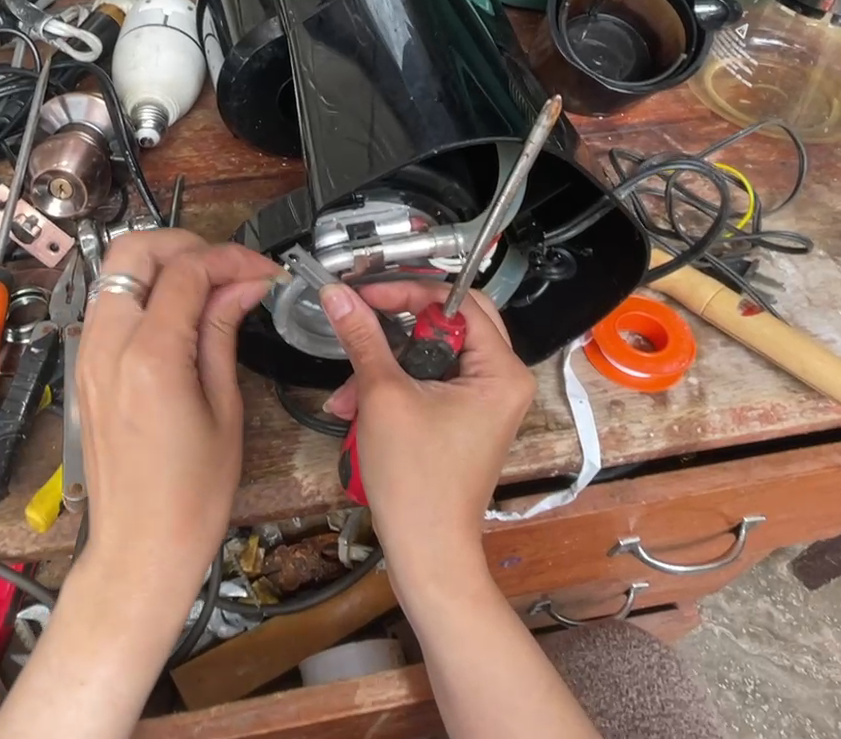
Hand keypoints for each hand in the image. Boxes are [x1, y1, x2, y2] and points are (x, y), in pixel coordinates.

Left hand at [75, 229, 277, 582]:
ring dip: (161, 265)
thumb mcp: (224, 408)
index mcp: (149, 356)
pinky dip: (142, 292)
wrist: (139, 547)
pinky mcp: (83, 367)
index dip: (230, 259)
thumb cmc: (191, 494)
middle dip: (184, 244)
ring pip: (114, 272)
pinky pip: (109, 305)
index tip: (261, 271)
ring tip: (207, 289)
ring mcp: (87, 354)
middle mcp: (107, 344)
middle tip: (226, 268)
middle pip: (133, 250)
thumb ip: (223, 332)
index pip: (185, 271)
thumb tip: (243, 285)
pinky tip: (178, 315)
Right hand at [318, 281, 535, 583]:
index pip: (457, 301)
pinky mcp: (462, 415)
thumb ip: (362, 337)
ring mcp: (482, 399)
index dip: (407, 291)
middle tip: (360, 318)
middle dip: (393, 326)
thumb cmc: (416, 480)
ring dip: (383, 363)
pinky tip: (355, 406)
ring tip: (347, 391)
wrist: (425, 549)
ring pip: (428, 352)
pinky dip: (391, 385)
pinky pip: (426, 379)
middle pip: (445, 322)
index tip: (365, 294)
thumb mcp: (382, 395)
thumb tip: (339, 295)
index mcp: (500, 371)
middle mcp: (500, 380)